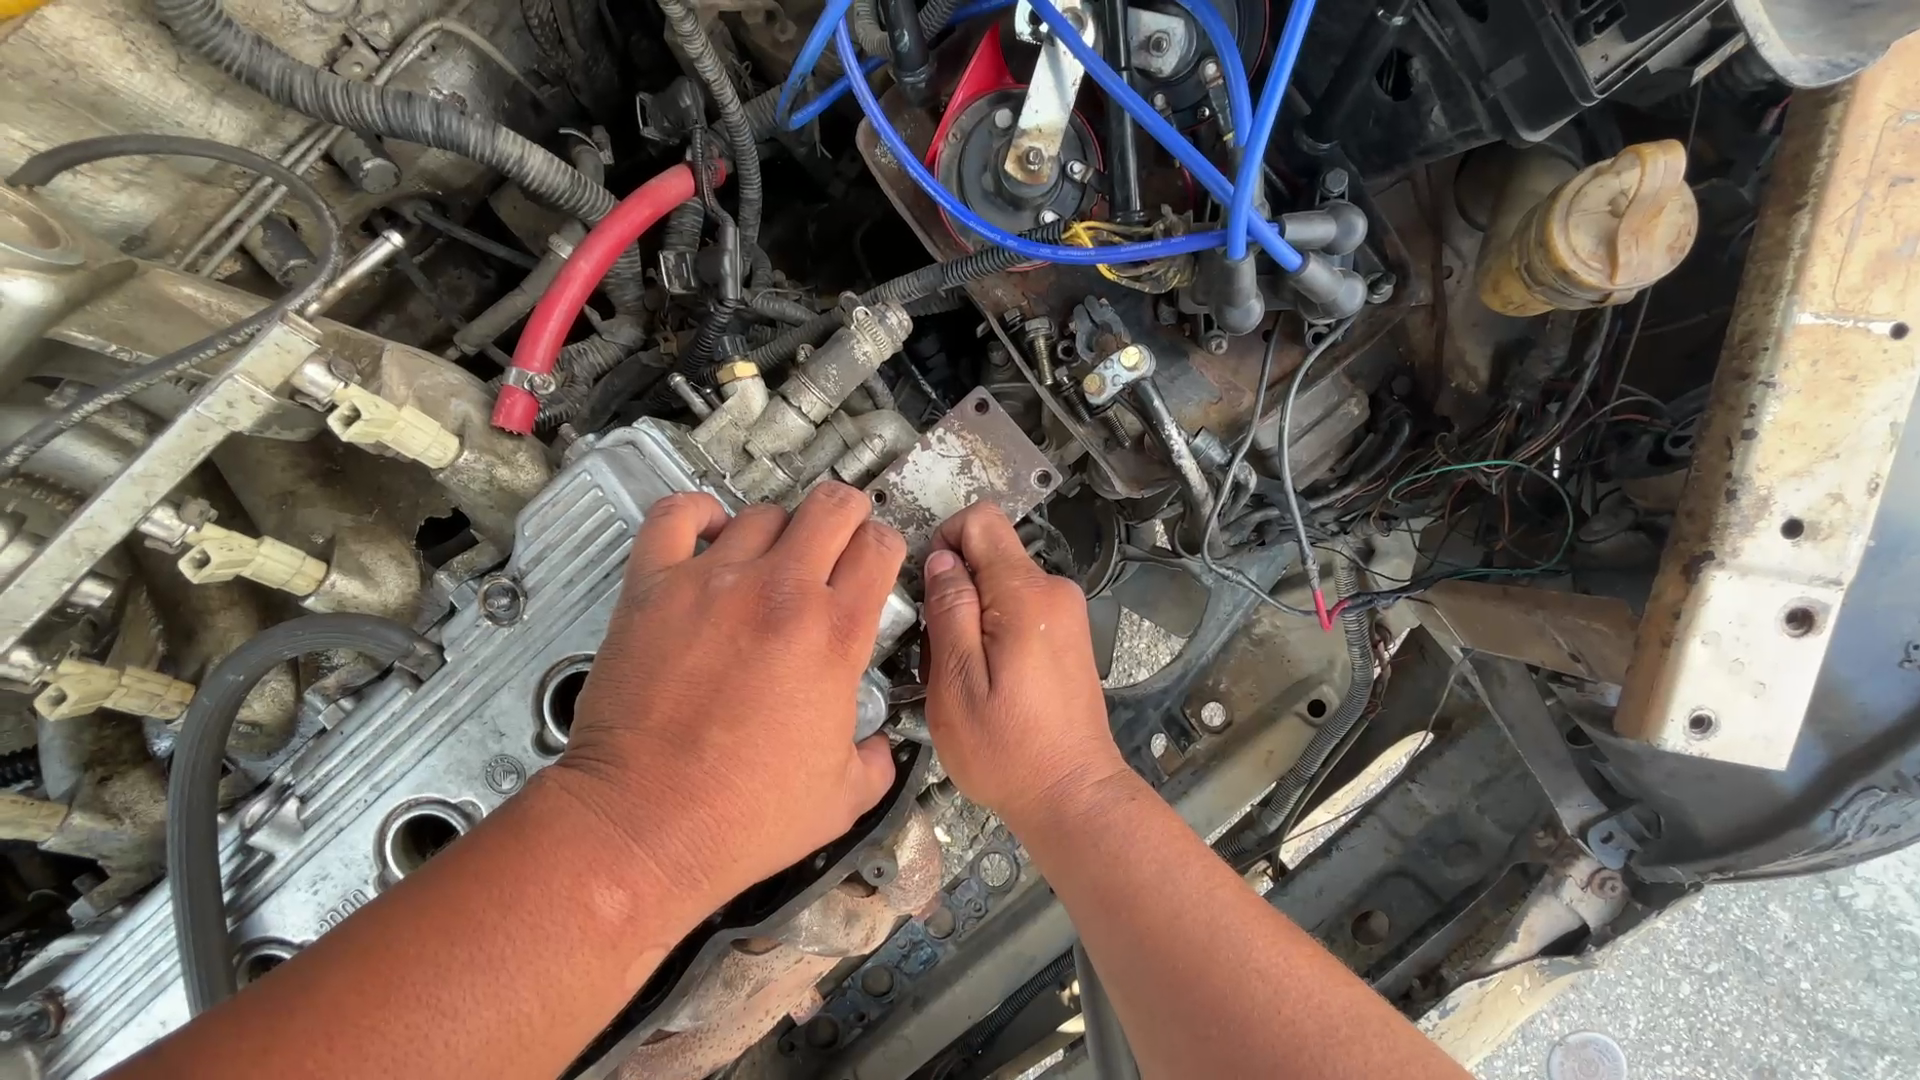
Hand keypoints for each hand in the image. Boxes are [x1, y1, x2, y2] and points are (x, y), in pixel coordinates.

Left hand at [551, 483, 906, 906]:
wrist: (645, 825)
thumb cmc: (739, 815)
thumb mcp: (843, 798)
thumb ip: (877, 761)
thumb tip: (879, 748)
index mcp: (835, 635)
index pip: (879, 547)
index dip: (885, 546)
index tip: (876, 559)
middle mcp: (780, 594)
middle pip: (832, 507)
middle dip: (847, 513)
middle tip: (839, 535)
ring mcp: (713, 583)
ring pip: (762, 513)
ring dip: (778, 529)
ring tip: (771, 555)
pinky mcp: (653, 589)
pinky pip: (675, 517)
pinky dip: (697, 513)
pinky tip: (708, 530)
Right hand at [920, 503, 1129, 826]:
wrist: (1072, 795)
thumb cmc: (1009, 750)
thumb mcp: (956, 683)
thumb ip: (948, 611)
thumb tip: (940, 561)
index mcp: (1025, 595)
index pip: (982, 520)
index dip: (945, 540)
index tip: (929, 586)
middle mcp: (1054, 592)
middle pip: (991, 554)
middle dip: (955, 588)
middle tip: (939, 649)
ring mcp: (1067, 614)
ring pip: (1002, 585)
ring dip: (972, 615)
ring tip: (962, 673)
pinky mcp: (1069, 636)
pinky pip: (1020, 610)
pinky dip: (995, 631)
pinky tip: (988, 678)